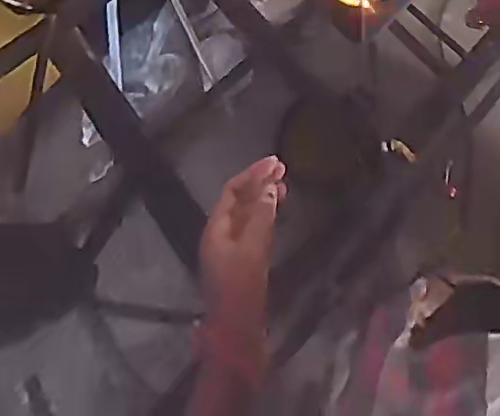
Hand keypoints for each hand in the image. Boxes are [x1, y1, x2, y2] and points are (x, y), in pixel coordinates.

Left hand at [200, 156, 285, 336]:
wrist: (236, 338)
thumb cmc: (240, 289)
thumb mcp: (252, 248)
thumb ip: (261, 215)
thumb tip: (269, 186)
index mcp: (215, 229)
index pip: (232, 190)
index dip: (252, 173)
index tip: (275, 161)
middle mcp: (220, 236)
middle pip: (239, 200)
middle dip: (259, 183)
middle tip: (283, 169)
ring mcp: (231, 251)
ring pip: (247, 214)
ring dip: (263, 197)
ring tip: (284, 186)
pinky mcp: (243, 264)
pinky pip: (254, 229)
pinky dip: (266, 215)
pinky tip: (277, 213)